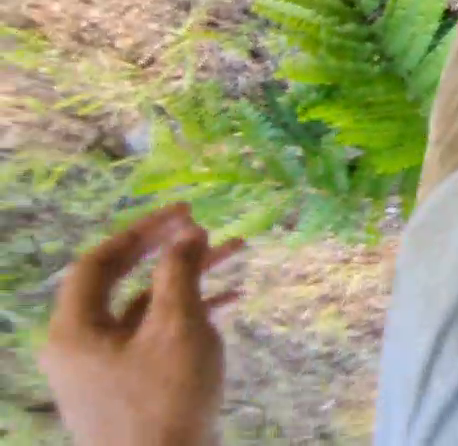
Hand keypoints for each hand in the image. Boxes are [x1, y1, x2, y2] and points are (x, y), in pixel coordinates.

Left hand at [39, 203, 244, 445]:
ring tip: (237, 249)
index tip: (186, 210)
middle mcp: (81, 342)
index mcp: (75, 330)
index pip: (96, 264)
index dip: (140, 231)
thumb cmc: (164, 390)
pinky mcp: (130, 375)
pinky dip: (192, 303)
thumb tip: (186, 231)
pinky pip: (157, 326)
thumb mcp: (177, 324)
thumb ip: (179, 273)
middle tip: (205, 222)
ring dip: (189, 272)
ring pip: (146, 301)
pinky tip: (233, 295)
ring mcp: (104, 361)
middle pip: (119, 280)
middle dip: (165, 248)